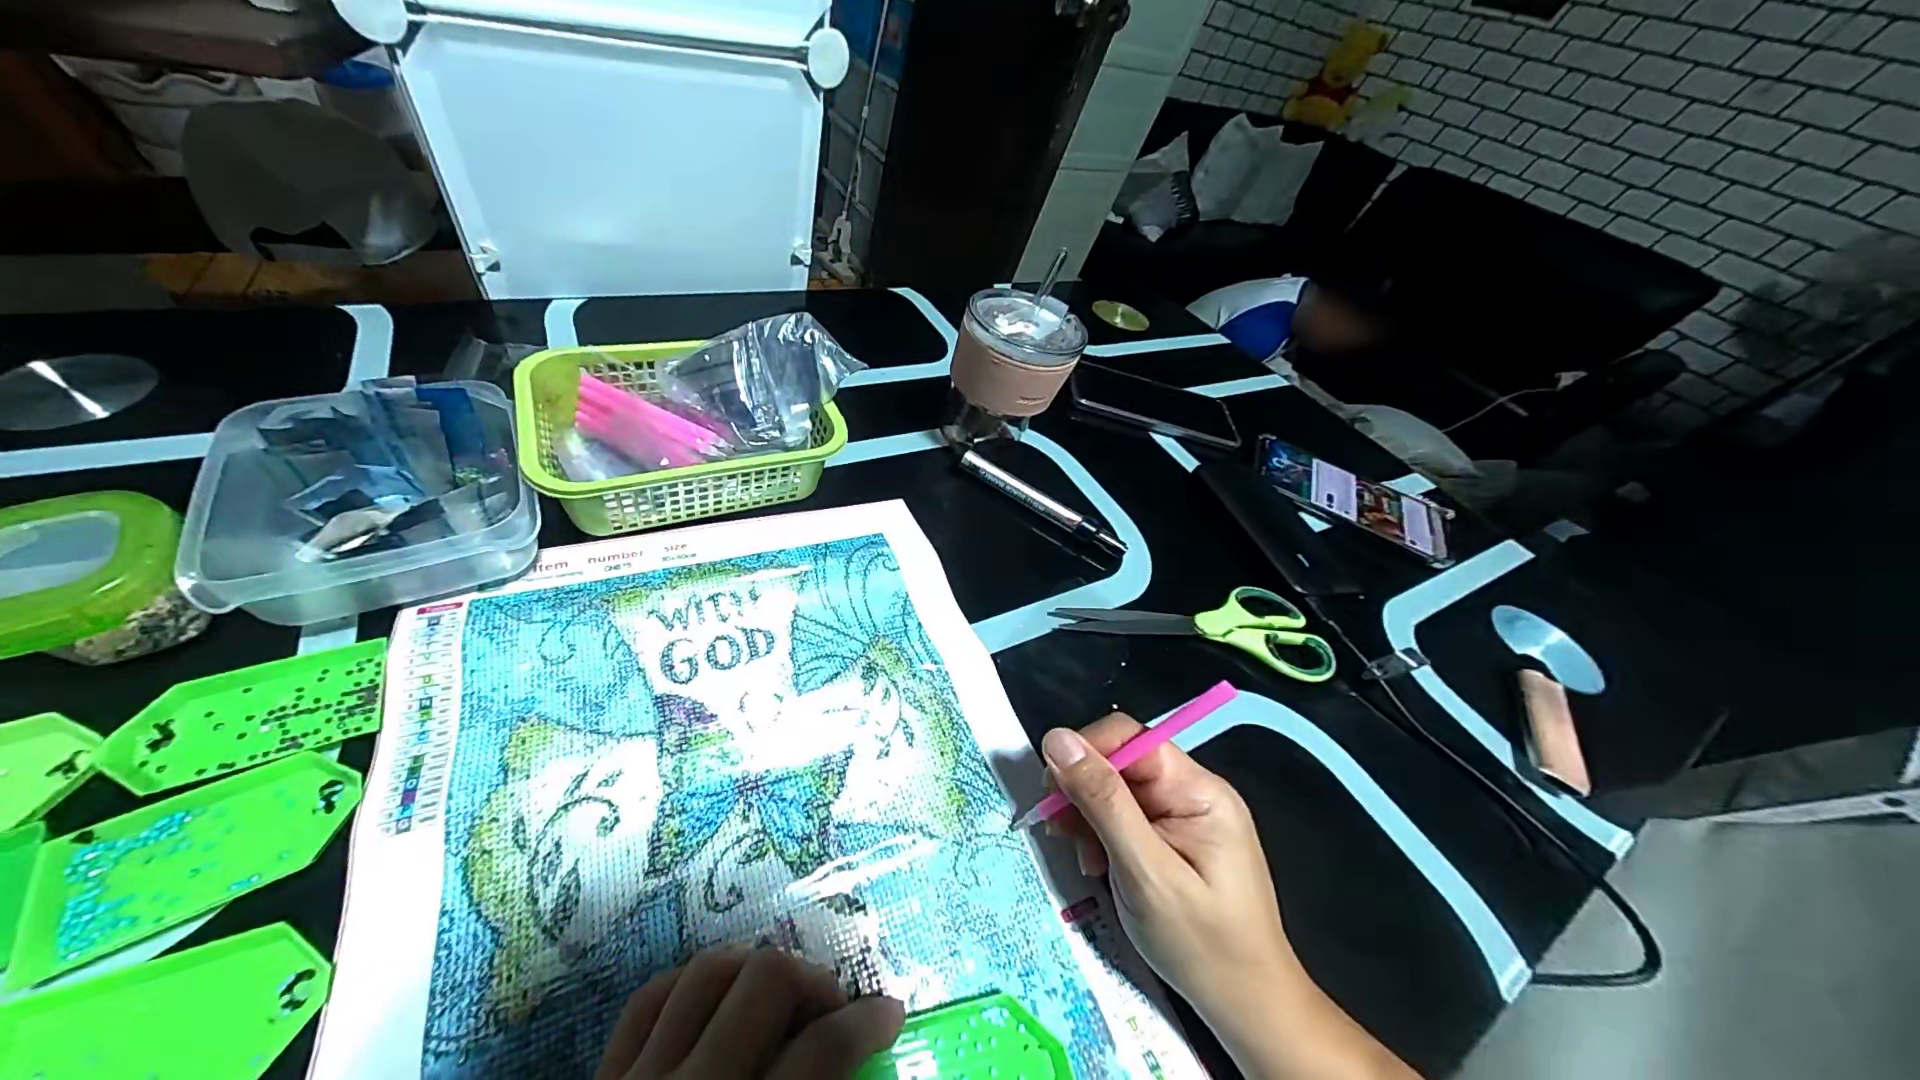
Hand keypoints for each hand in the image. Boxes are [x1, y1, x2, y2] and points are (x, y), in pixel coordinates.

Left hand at [594, 946, 904, 1079]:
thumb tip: (860, 1077)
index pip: (823, 1051)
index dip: (870, 1022)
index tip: (890, 1014)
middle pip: (768, 979)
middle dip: (814, 983)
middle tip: (831, 1012)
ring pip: (710, 971)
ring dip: (756, 971)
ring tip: (778, 1000)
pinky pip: (650, 999)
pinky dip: (691, 984)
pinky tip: (717, 1002)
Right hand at [1042, 715, 1419, 1079]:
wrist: (1246, 1006)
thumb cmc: (1202, 944)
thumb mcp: (1144, 871)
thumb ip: (1102, 801)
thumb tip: (1058, 739)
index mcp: (1196, 789)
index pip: (1129, 738)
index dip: (1085, 753)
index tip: (1053, 792)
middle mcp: (1191, 791)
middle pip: (1119, 763)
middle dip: (1083, 794)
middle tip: (1065, 834)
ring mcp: (1182, 815)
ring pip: (1115, 791)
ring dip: (1089, 819)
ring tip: (1089, 860)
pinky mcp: (1171, 838)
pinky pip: (1124, 818)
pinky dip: (1102, 836)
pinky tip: (1100, 865)